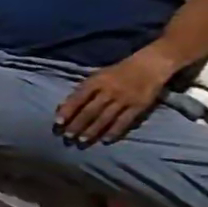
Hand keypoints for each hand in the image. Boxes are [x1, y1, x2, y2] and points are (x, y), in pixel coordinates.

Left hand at [54, 51, 173, 145]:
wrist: (150, 65)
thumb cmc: (116, 72)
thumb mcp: (96, 77)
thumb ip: (81, 91)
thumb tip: (63, 107)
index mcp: (95, 82)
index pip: (77, 98)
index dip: (67, 111)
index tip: (57, 122)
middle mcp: (108, 91)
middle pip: (90, 111)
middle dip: (77, 125)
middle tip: (67, 136)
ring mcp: (125, 99)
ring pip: (105, 118)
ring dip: (92, 131)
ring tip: (81, 141)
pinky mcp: (140, 106)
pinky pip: (125, 121)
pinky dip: (114, 131)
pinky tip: (105, 140)